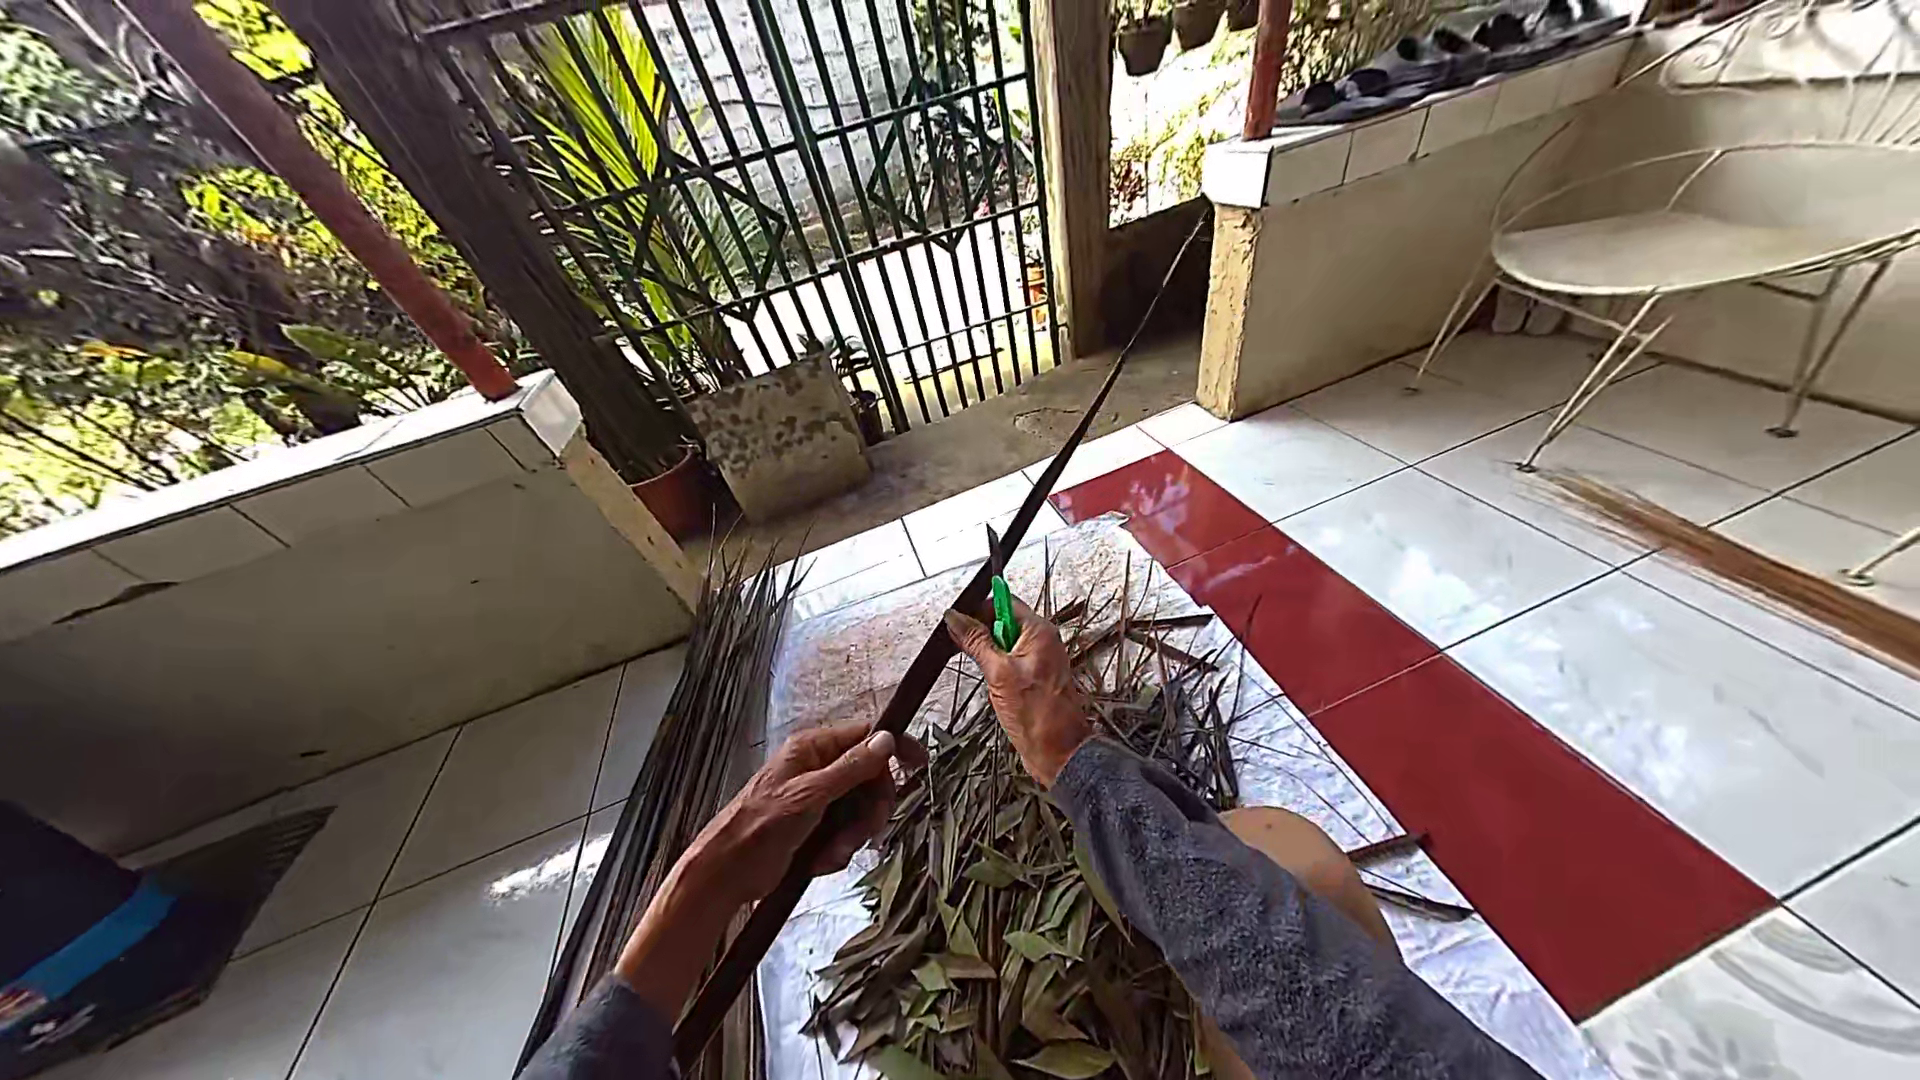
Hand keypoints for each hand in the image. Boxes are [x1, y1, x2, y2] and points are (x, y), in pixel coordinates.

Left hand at [615, 721, 924, 1012]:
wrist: (724, 875)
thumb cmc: (760, 827)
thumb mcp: (809, 795)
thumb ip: (850, 768)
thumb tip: (886, 738)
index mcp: (813, 748)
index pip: (865, 735)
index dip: (893, 748)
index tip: (919, 765)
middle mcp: (819, 767)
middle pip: (869, 777)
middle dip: (870, 808)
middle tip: (867, 831)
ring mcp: (818, 797)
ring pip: (860, 808)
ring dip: (853, 835)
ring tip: (832, 854)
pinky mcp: (816, 825)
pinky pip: (846, 831)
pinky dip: (839, 849)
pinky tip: (820, 861)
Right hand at [945, 595, 1092, 785]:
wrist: (1058, 753)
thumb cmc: (1038, 716)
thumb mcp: (998, 673)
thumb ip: (976, 642)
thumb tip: (955, 618)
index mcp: (1039, 632)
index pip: (1004, 602)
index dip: (979, 609)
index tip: (959, 622)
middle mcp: (1041, 641)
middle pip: (1002, 621)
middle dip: (980, 631)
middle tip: (962, 647)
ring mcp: (1037, 659)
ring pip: (1003, 642)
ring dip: (985, 651)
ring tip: (978, 668)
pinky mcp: (1032, 677)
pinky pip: (1008, 660)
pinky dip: (993, 666)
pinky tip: (988, 681)